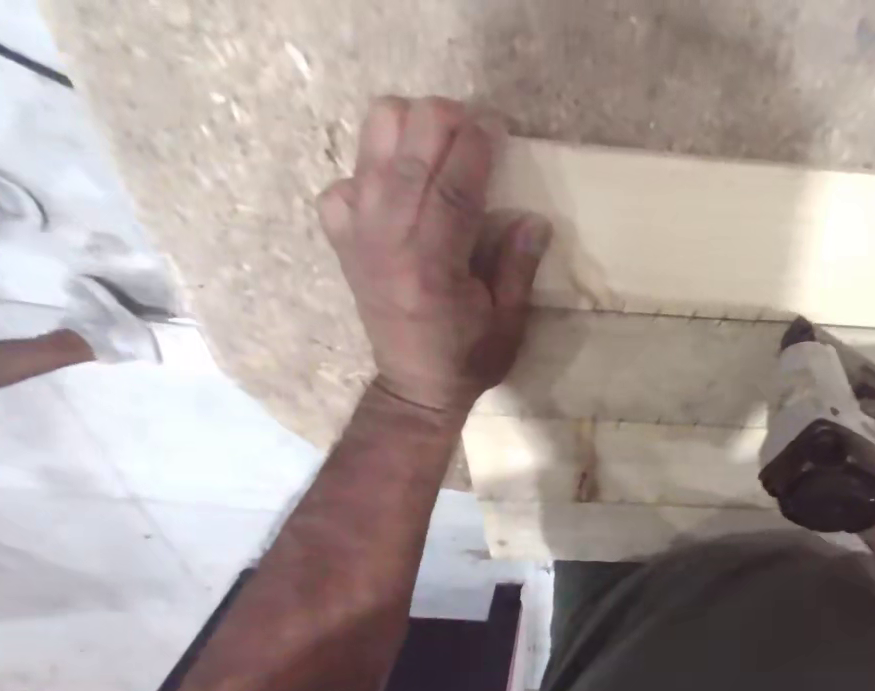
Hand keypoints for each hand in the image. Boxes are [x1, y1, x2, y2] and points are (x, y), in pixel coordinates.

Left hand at [318, 96, 552, 415]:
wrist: (413, 387)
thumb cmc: (468, 359)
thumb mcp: (509, 323)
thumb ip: (518, 267)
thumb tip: (534, 217)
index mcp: (433, 268)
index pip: (453, 184)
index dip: (478, 144)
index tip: (498, 125)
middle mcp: (387, 241)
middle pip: (407, 146)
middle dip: (443, 120)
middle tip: (471, 129)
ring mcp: (357, 234)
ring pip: (371, 143)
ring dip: (407, 128)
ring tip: (436, 144)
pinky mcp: (340, 237)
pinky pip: (346, 178)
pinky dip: (370, 167)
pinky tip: (398, 189)